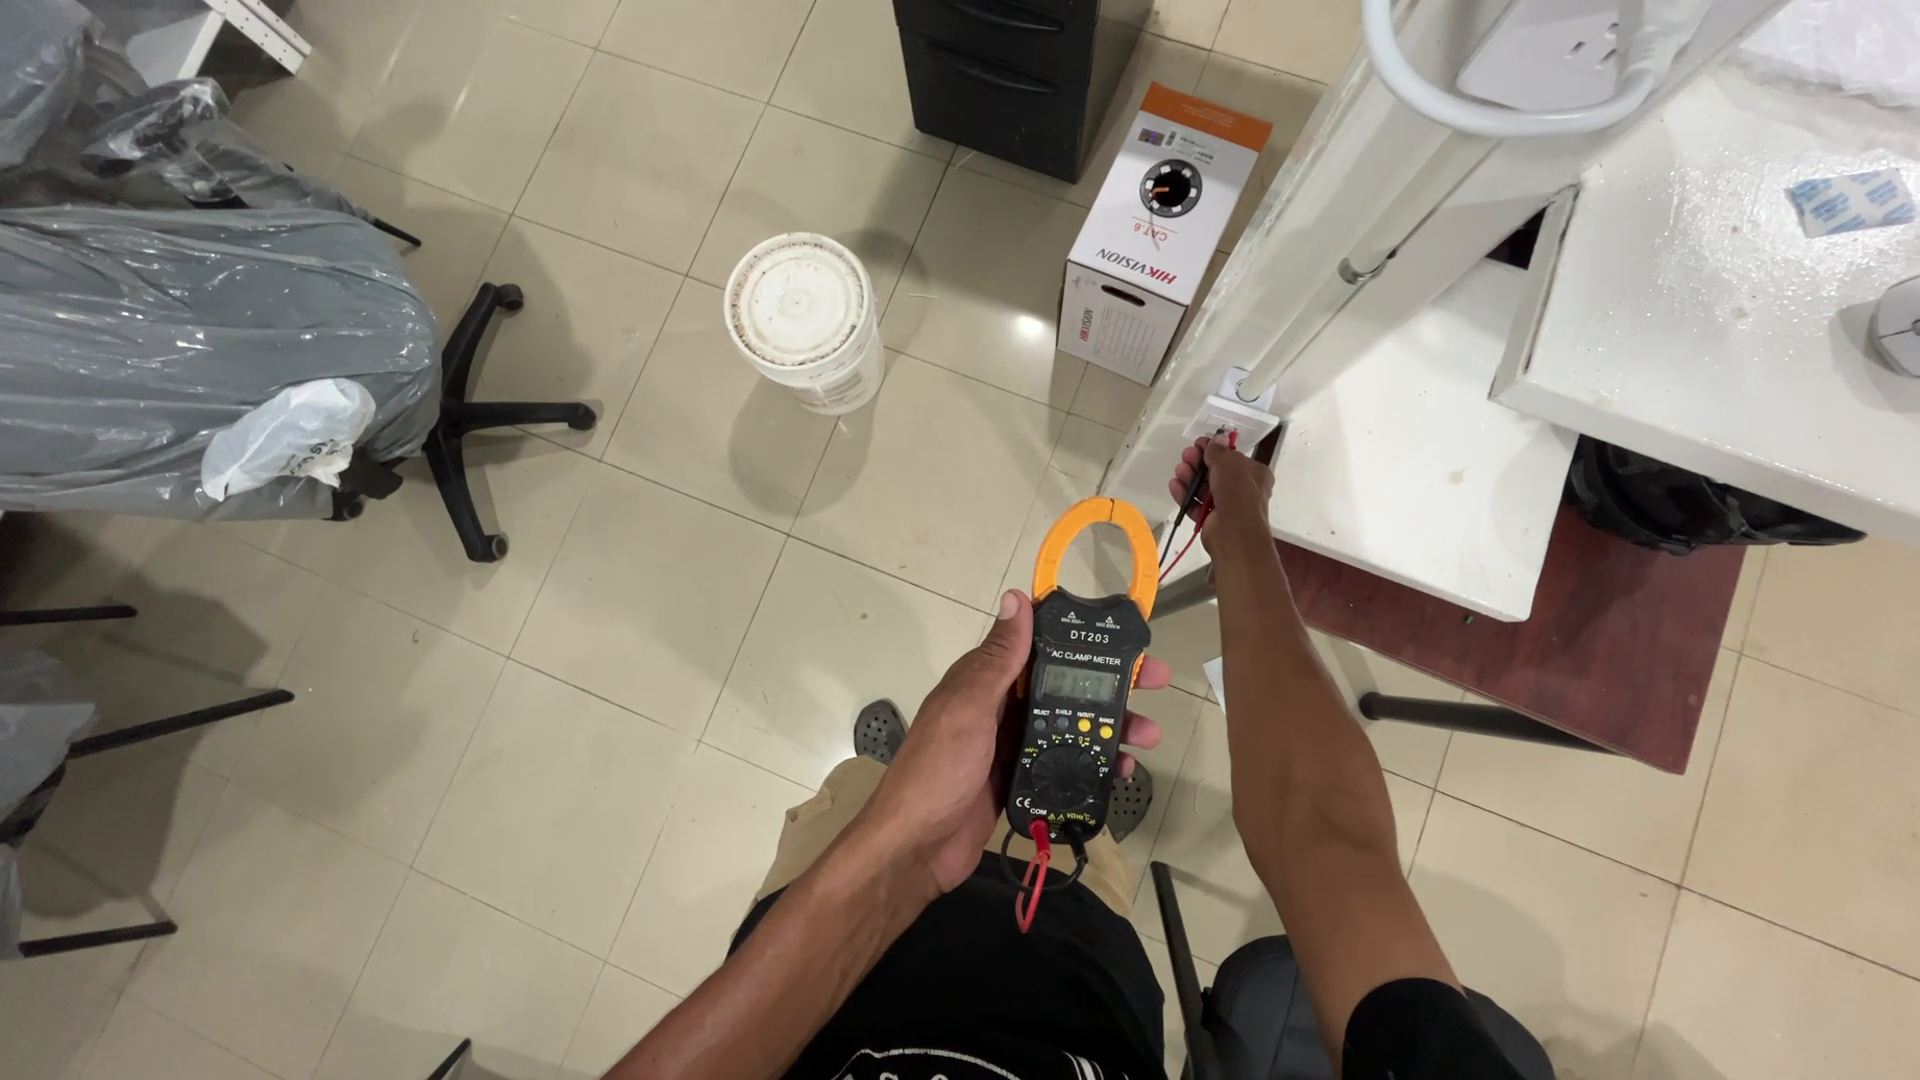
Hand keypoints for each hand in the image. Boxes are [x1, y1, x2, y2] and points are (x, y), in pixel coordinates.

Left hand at [856, 589, 1171, 894]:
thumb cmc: (938, 769)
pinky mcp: (1020, 781)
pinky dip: (1094, 765)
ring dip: (1109, 727)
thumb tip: (1016, 598)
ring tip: (1148, 734)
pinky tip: (1122, 771)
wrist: (915, 848)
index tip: (1120, 635)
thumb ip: (996, 659)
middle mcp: (1000, 707)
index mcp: (985, 681)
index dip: (1080, 637)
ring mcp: (1011, 746)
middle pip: (1063, 687)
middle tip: (1155, 682)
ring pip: (1070, 726)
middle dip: (1110, 684)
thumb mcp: (968, 707)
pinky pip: (1064, 764)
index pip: (1038, 646)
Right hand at [1168, 435, 1274, 551]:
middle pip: (1215, 472)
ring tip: (1179, 471)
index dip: (1215, 450)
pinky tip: (1175, 486)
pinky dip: (1185, 495)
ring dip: (1190, 477)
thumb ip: (1219, 451)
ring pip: (1204, 488)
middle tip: (1186, 455)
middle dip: (1198, 463)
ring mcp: (1226, 506)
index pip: (1232, 459)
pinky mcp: (1210, 519)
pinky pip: (1195, 504)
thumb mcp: (1230, 464)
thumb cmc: (1238, 493)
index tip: (1198, 444)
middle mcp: (1242, 490)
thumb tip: (1214, 440)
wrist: (1234, 532)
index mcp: (1254, 475)